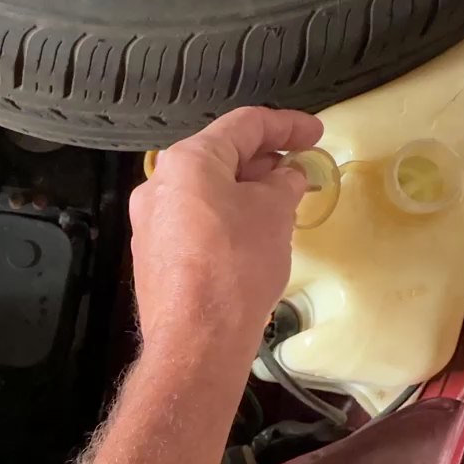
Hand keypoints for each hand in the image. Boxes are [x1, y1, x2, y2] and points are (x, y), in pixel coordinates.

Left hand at [129, 107, 322, 367]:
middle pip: (218, 157)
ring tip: (279, 206)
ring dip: (243, 192)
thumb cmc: (234, 269)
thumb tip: (285, 176)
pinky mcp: (153, 256)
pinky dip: (223, 219)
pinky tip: (249, 237)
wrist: (197, 339)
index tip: (312, 134)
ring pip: (204, 193)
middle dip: (263, 161)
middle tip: (297, 171)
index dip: (286, 125)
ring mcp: (150, 223)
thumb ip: (283, 181)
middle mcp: (158, 187)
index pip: (244, 125)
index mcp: (186, 162)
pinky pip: (192, 223)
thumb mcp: (275, 212)